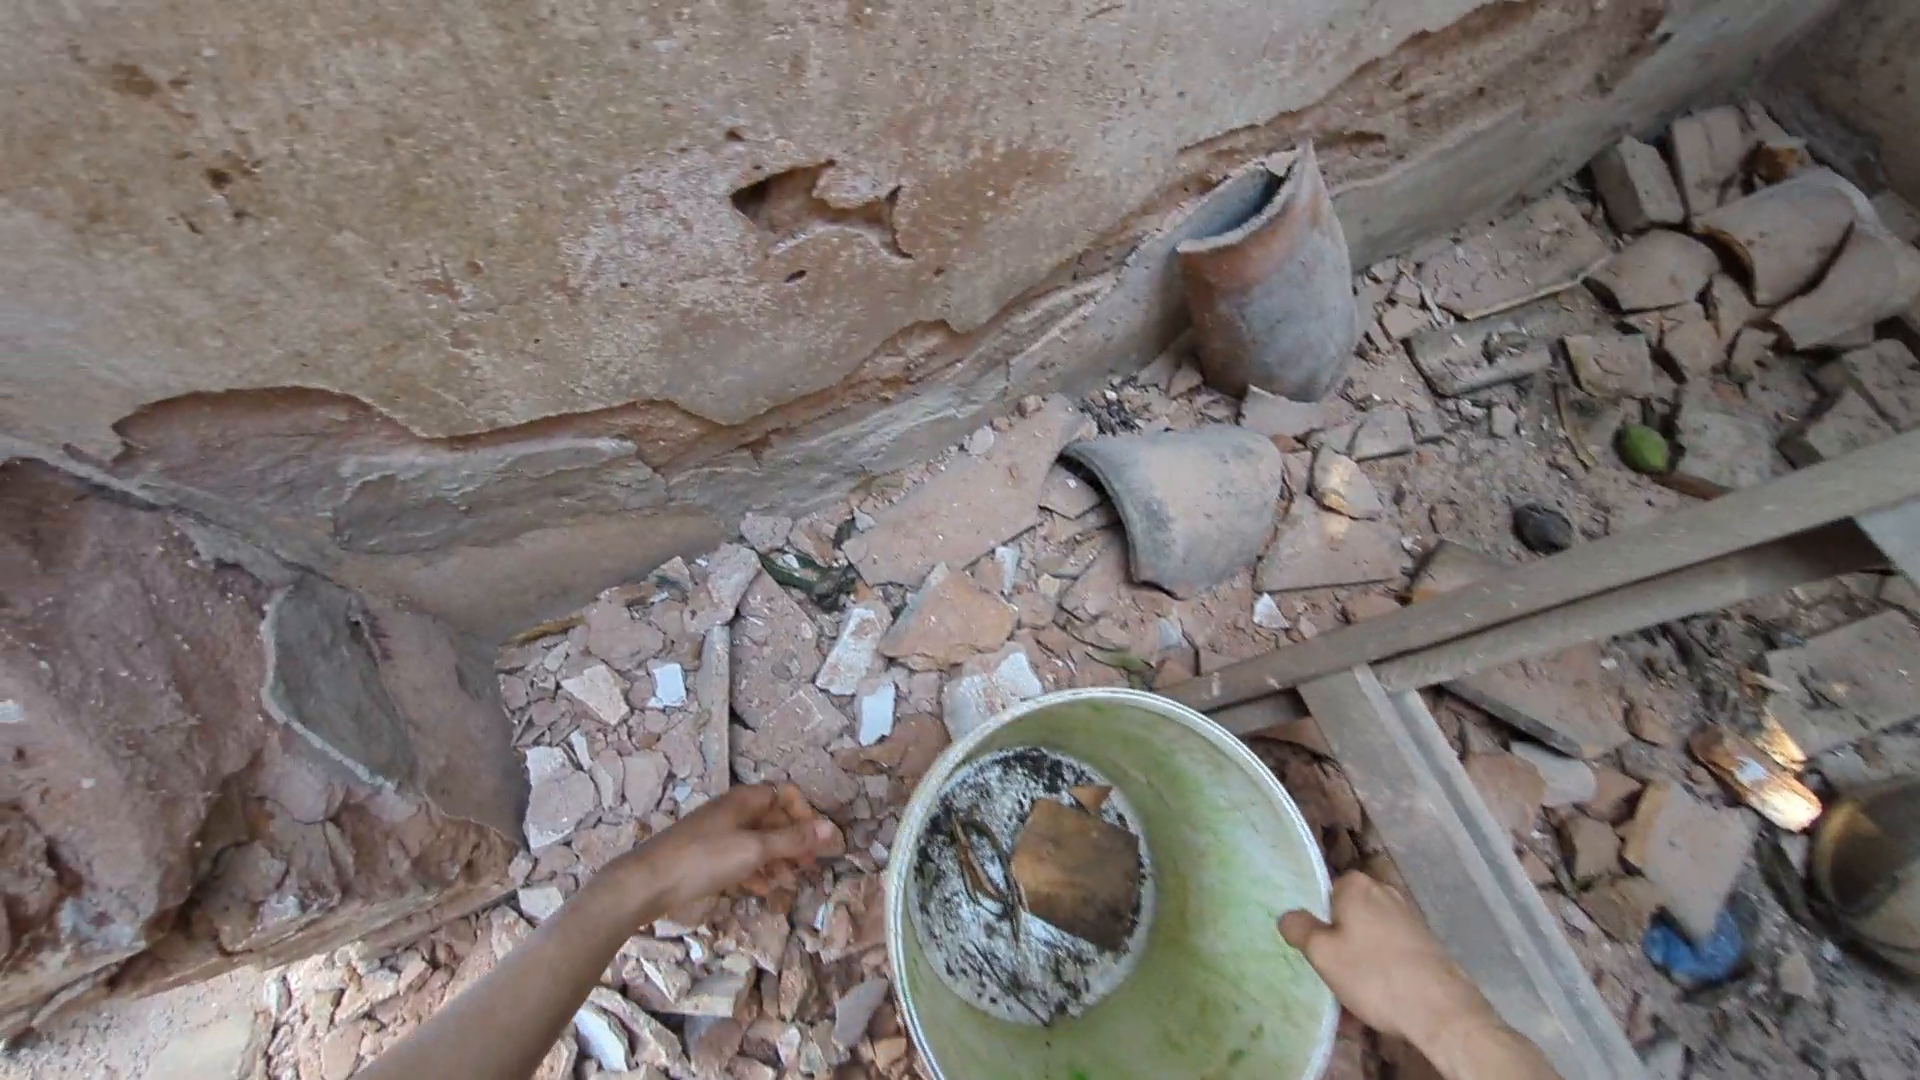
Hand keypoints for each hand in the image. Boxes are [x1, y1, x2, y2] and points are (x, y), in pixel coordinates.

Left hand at [608, 784, 843, 913]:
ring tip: (788, 884)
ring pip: (759, 842)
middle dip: (794, 843)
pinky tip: (762, 890)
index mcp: (745, 800)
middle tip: (809, 868)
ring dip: (777, 861)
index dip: (805, 816)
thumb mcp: (754, 850)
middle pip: (774, 820)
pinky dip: (756, 872)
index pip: (786, 796)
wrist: (645, 885)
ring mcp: (719, 834)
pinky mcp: (707, 858)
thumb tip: (831, 829)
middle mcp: (734, 811)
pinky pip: (741, 859)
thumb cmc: (703, 859)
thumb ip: (793, 840)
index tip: (816, 843)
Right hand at [1279, 872, 1494, 1047]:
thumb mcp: (1322, 953)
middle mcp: (1384, 892)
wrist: (1446, 1015)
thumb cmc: (1375, 975)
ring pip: (1368, 941)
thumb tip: (1289, 916)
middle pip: (1346, 918)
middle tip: (1329, 979)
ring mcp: (1409, 920)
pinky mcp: (1427, 946)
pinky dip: (1381, 974)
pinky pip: (1390, 956)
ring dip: (1357, 967)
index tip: (1311, 950)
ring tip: (1351, 1004)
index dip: (1314, 923)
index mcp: (1356, 884)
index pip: (1322, 894)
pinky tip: (1377, 1005)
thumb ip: (1298, 928)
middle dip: (1337, 949)